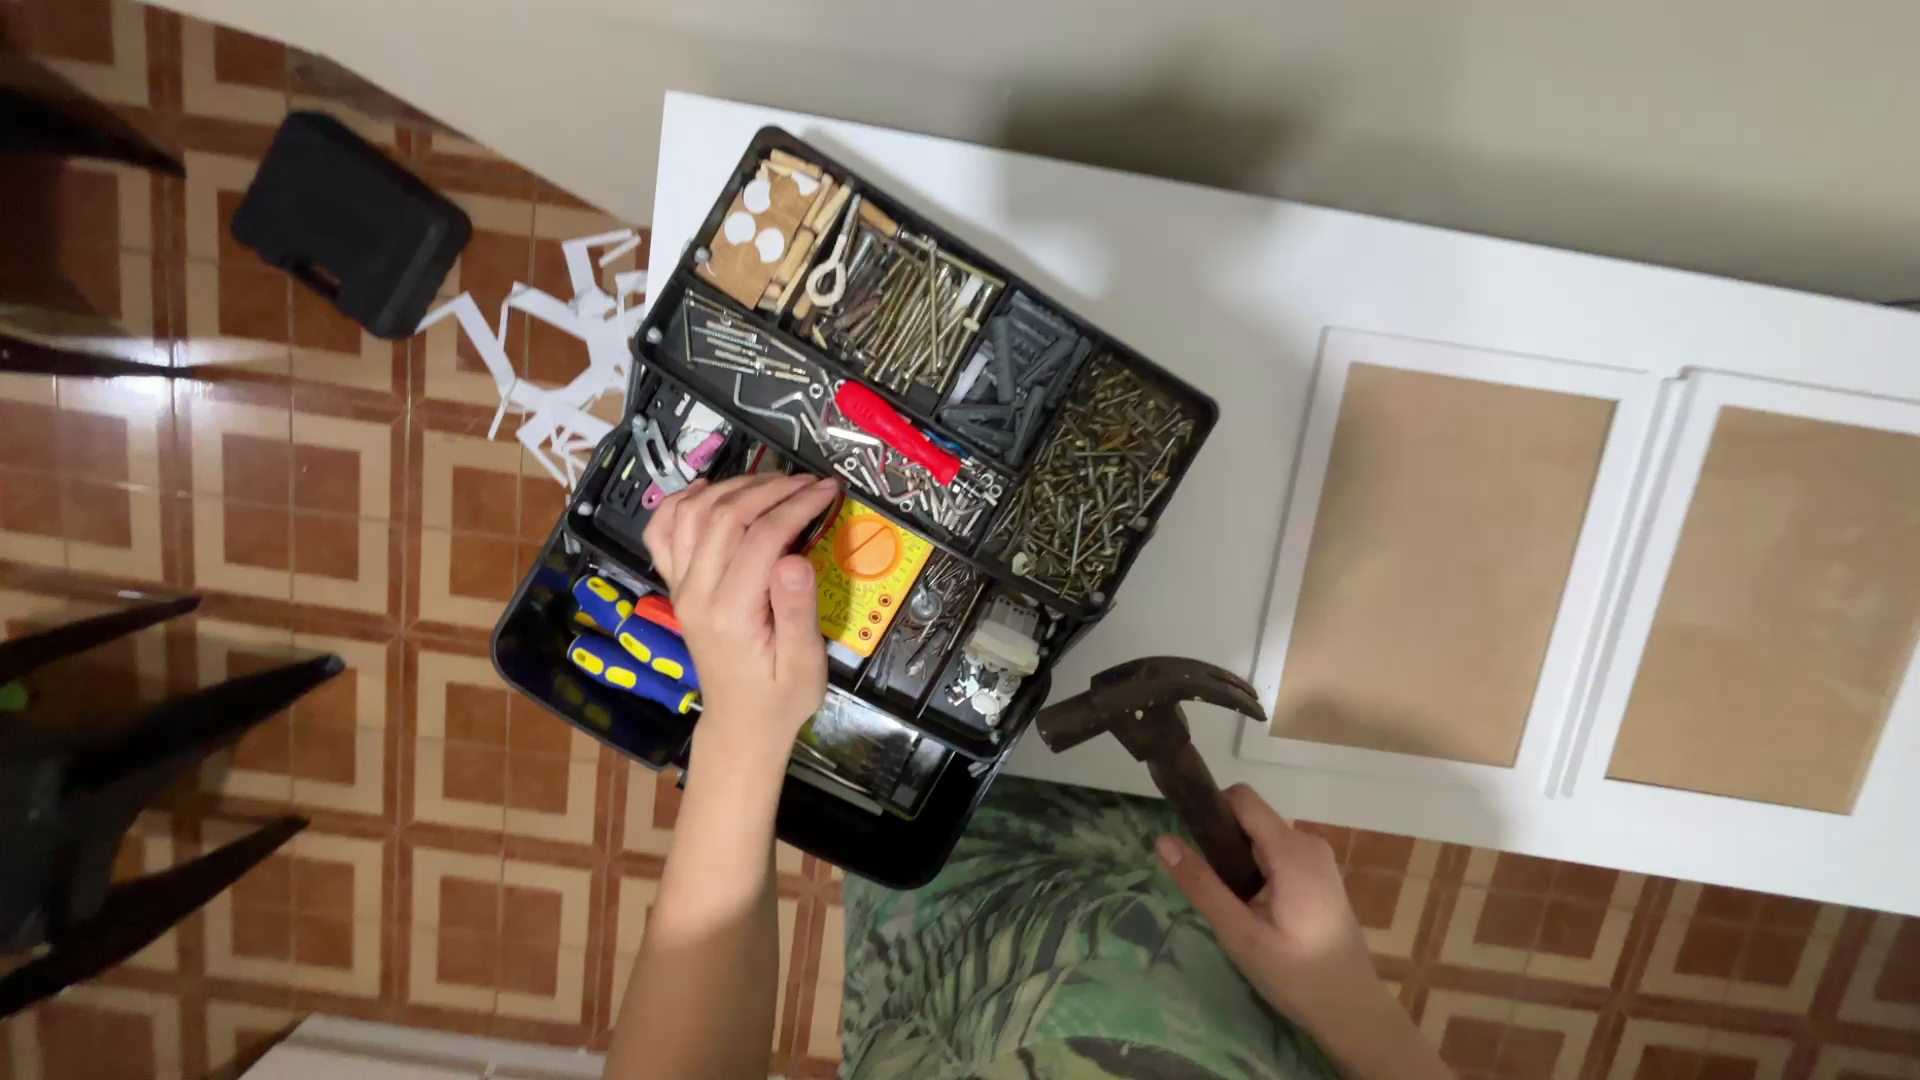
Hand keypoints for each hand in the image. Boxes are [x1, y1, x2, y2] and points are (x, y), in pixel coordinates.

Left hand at [642, 473, 840, 744]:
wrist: (742, 724)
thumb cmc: (781, 696)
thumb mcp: (804, 663)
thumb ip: (797, 611)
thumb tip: (795, 558)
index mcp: (732, 612)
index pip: (762, 536)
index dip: (797, 504)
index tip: (830, 489)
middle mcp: (696, 593)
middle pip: (725, 516)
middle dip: (771, 488)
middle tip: (811, 481)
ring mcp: (680, 587)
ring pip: (693, 514)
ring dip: (733, 487)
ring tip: (775, 482)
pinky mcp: (677, 587)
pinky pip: (664, 533)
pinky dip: (680, 502)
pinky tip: (708, 490)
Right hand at [1157, 785, 1390, 1033]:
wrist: (1356, 1016)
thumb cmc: (1298, 976)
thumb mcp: (1240, 934)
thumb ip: (1201, 884)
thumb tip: (1162, 839)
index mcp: (1291, 850)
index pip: (1242, 798)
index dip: (1211, 808)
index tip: (1190, 841)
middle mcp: (1308, 843)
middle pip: (1250, 818)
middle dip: (1223, 842)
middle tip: (1214, 888)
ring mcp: (1318, 859)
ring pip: (1261, 837)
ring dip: (1239, 859)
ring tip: (1235, 904)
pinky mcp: (1321, 875)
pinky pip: (1277, 853)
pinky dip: (1258, 869)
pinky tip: (1257, 909)